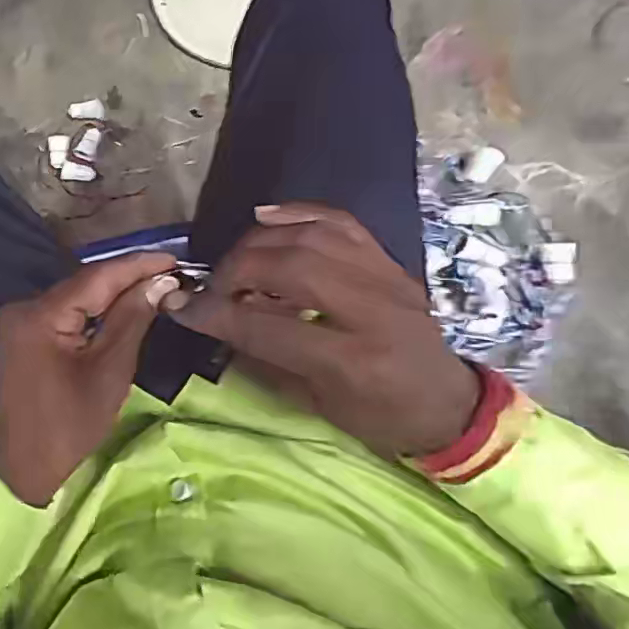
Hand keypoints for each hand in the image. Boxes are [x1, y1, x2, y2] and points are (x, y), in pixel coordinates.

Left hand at [0, 253, 179, 504]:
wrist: (22, 469)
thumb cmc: (69, 426)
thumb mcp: (108, 372)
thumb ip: (132, 319)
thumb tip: (159, 282)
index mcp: (39, 316)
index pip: (96, 277)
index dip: (137, 265)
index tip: (174, 258)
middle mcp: (23, 308)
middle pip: (84, 284)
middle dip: (128, 277)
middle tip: (171, 272)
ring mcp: (18, 320)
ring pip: (75, 297)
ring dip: (113, 292)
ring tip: (155, 285)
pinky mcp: (21, 334)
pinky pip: (64, 312)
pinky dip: (94, 309)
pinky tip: (122, 305)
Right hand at [162, 203, 478, 457]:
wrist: (447, 403)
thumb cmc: (378, 416)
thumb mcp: (316, 403)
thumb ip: (263, 358)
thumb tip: (213, 320)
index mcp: (353, 361)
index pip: (268, 327)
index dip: (216, 313)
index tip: (182, 306)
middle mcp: (373, 311)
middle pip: (291, 267)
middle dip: (237, 270)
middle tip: (213, 286)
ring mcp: (386, 279)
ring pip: (312, 236)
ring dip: (259, 242)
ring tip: (236, 261)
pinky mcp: (389, 262)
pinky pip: (339, 222)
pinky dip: (296, 212)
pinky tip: (263, 216)